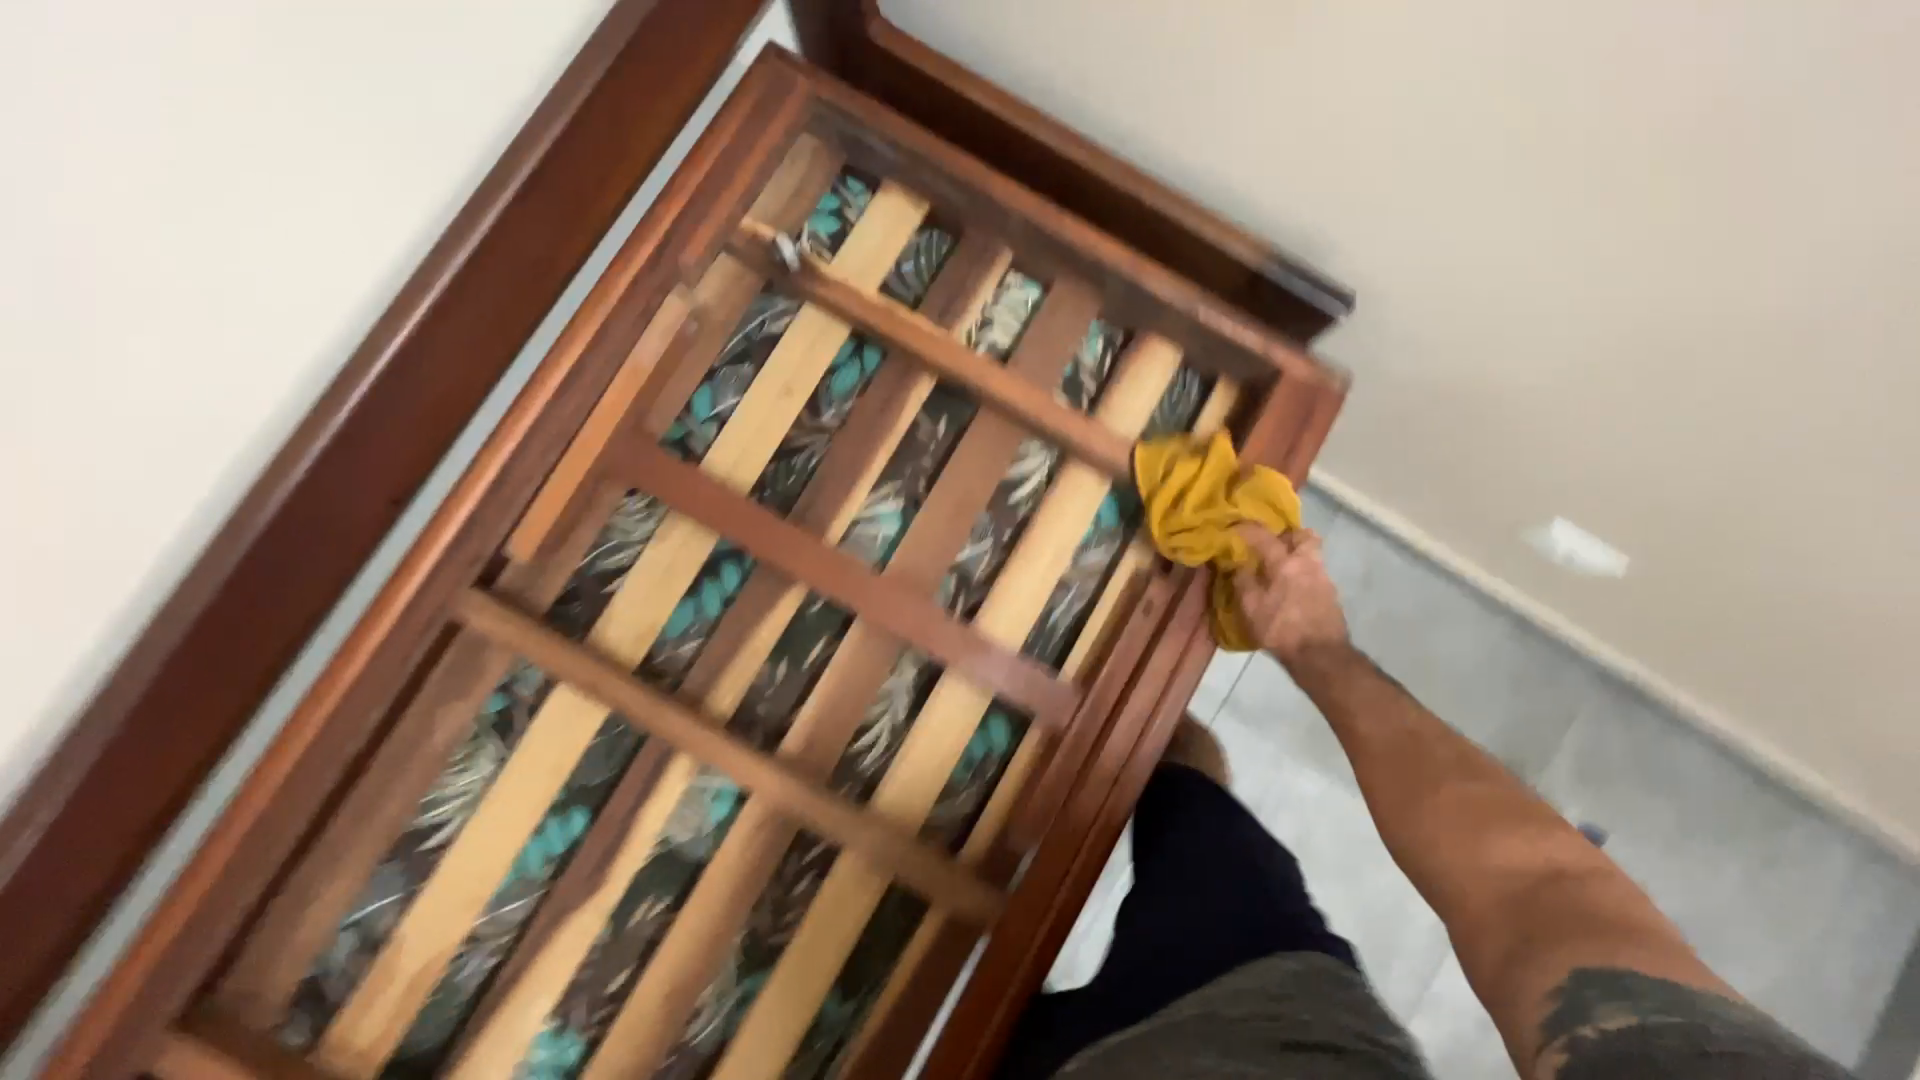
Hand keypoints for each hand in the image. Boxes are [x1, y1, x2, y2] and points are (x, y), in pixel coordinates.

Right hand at [1230, 525, 1349, 664]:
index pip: (1265, 536)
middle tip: (1273, 544)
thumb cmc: (1280, 629)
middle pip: (1305, 536)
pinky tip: (1291, 591)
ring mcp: (1324, 579)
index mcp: (1285, 564)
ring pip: (1312, 556)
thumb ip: (1243, 582)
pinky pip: (1315, 574)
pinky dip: (1303, 575)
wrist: (1320, 655)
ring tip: (1279, 571)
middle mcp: (1308, 564)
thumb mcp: (1251, 608)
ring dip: (1297, 556)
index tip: (1236, 528)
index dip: (1248, 529)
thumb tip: (1239, 566)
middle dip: (1289, 535)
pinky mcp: (1331, 595)